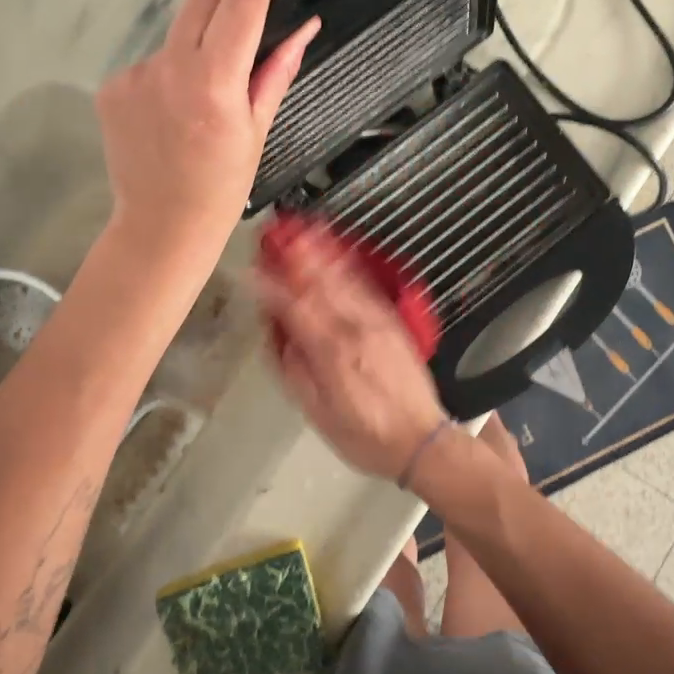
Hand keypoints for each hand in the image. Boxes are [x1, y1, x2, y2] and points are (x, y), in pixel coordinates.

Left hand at [96, 0, 317, 261]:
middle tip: (239, 51)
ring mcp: (135, 76)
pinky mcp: (112, 87)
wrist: (162, 225)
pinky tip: (171, 112)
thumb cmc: (221, 186)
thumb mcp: (258, 128)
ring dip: (195, 49)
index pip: (241, 4)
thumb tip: (305, 27)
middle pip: (202, 1)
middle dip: (226, 13)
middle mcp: (170, 68)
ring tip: (201, 97)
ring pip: (174, 33)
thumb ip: (277, 70)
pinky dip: (166, 76)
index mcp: (215, 81)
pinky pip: (150, 61)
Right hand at [256, 220, 448, 479]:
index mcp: (333, 355)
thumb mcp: (319, 414)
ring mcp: (378, 325)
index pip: (294, 309)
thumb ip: (296, 373)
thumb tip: (282, 341)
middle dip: (295, 258)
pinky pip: (367, 288)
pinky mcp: (393, 325)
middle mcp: (356, 332)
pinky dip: (349, 268)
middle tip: (277, 236)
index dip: (270, 287)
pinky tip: (340, 256)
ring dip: (322, 255)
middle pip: (320, 284)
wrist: (421, 442)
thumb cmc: (370, 437)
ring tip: (305, 232)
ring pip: (344, 281)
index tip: (252, 272)